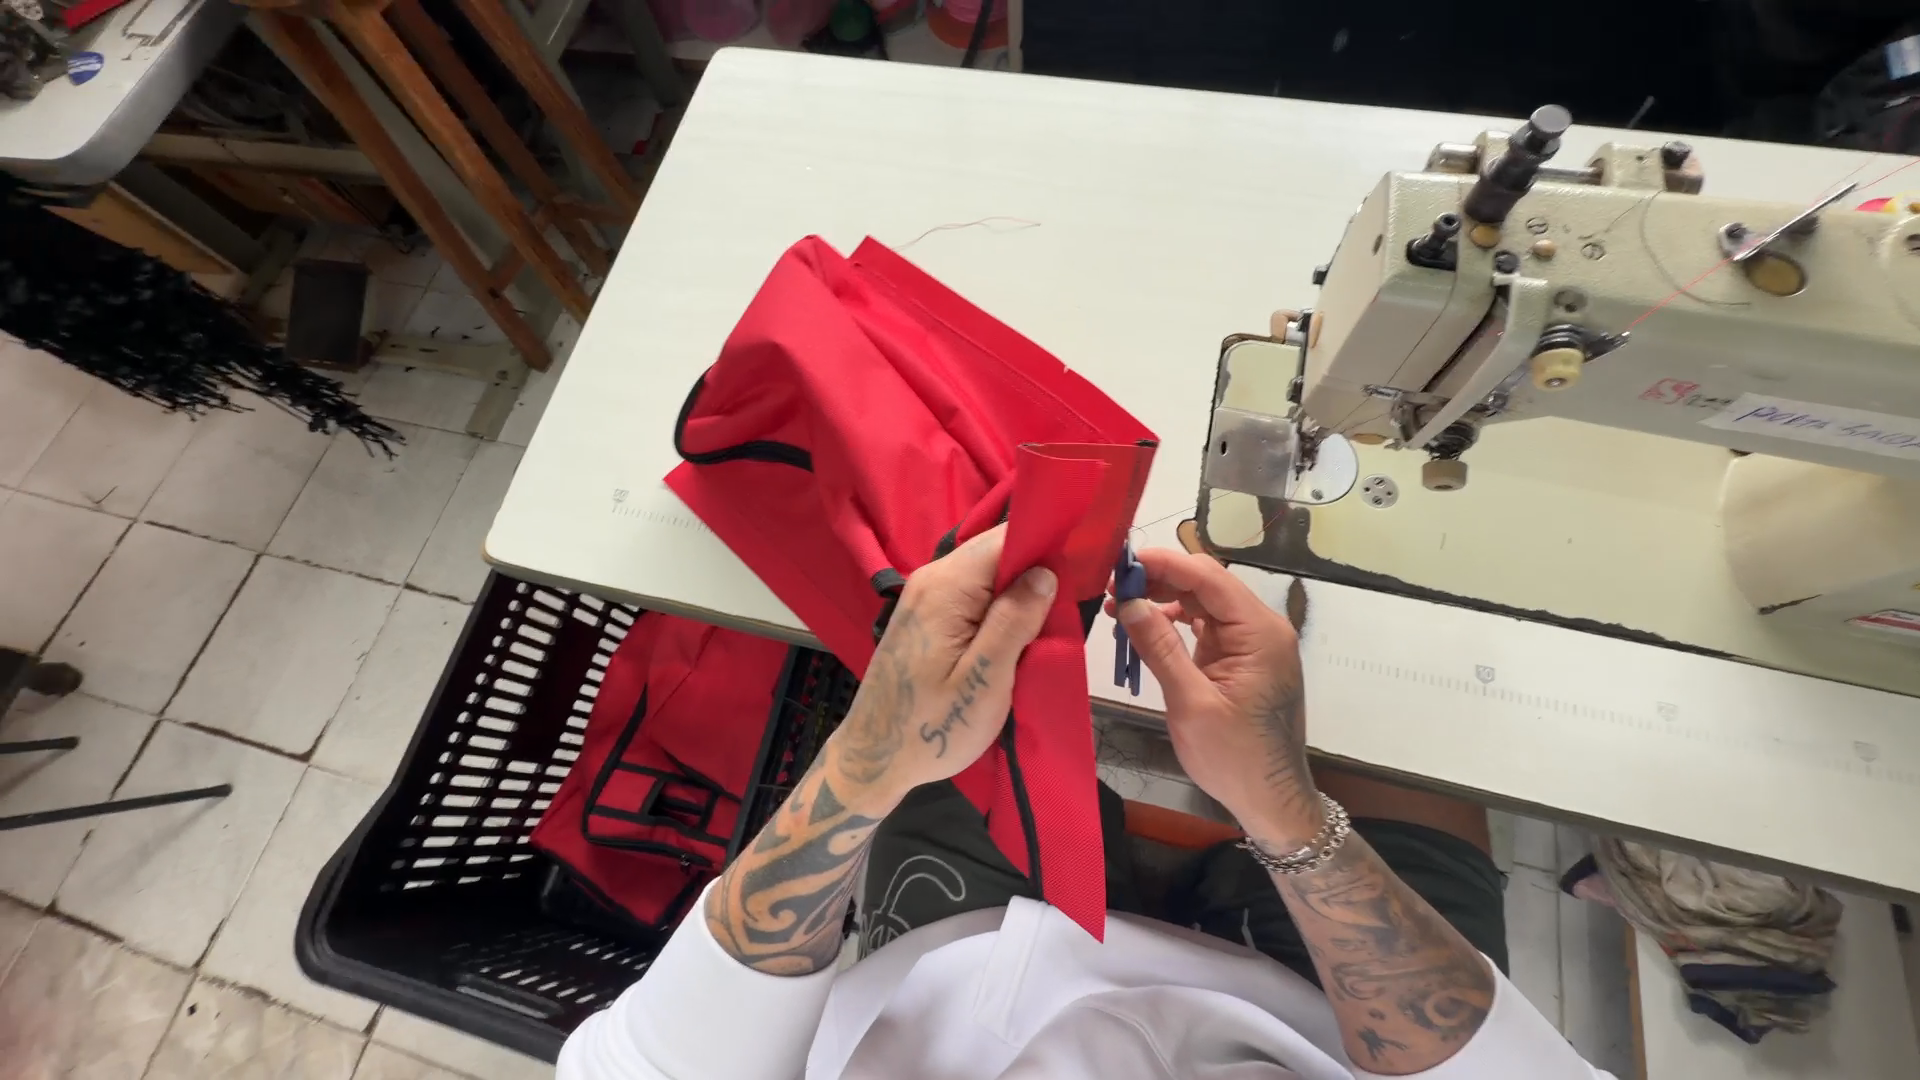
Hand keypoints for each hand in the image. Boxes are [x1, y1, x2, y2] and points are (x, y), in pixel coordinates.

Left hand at [821, 524, 1056, 813]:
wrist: (874, 757)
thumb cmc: (931, 728)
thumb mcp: (983, 681)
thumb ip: (1013, 621)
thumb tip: (1044, 572)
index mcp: (947, 587)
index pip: (1005, 538)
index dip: (1044, 547)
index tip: (1078, 571)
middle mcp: (932, 578)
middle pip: (995, 553)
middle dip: (1033, 573)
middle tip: (1063, 610)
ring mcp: (924, 595)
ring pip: (985, 574)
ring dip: (1016, 594)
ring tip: (1043, 627)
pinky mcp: (925, 615)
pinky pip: (971, 594)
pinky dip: (996, 608)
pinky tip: (1012, 637)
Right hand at [1109, 550, 1319, 845]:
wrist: (1271, 800)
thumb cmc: (1235, 756)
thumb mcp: (1191, 702)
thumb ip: (1160, 647)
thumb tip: (1128, 601)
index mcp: (1259, 632)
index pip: (1208, 578)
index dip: (1164, 563)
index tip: (1121, 561)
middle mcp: (1261, 627)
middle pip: (1206, 583)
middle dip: (1159, 578)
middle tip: (1112, 583)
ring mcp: (1251, 641)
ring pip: (1202, 601)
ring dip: (1162, 598)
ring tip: (1117, 602)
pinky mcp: (1239, 656)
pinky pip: (1204, 624)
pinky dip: (1172, 620)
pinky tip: (1141, 624)